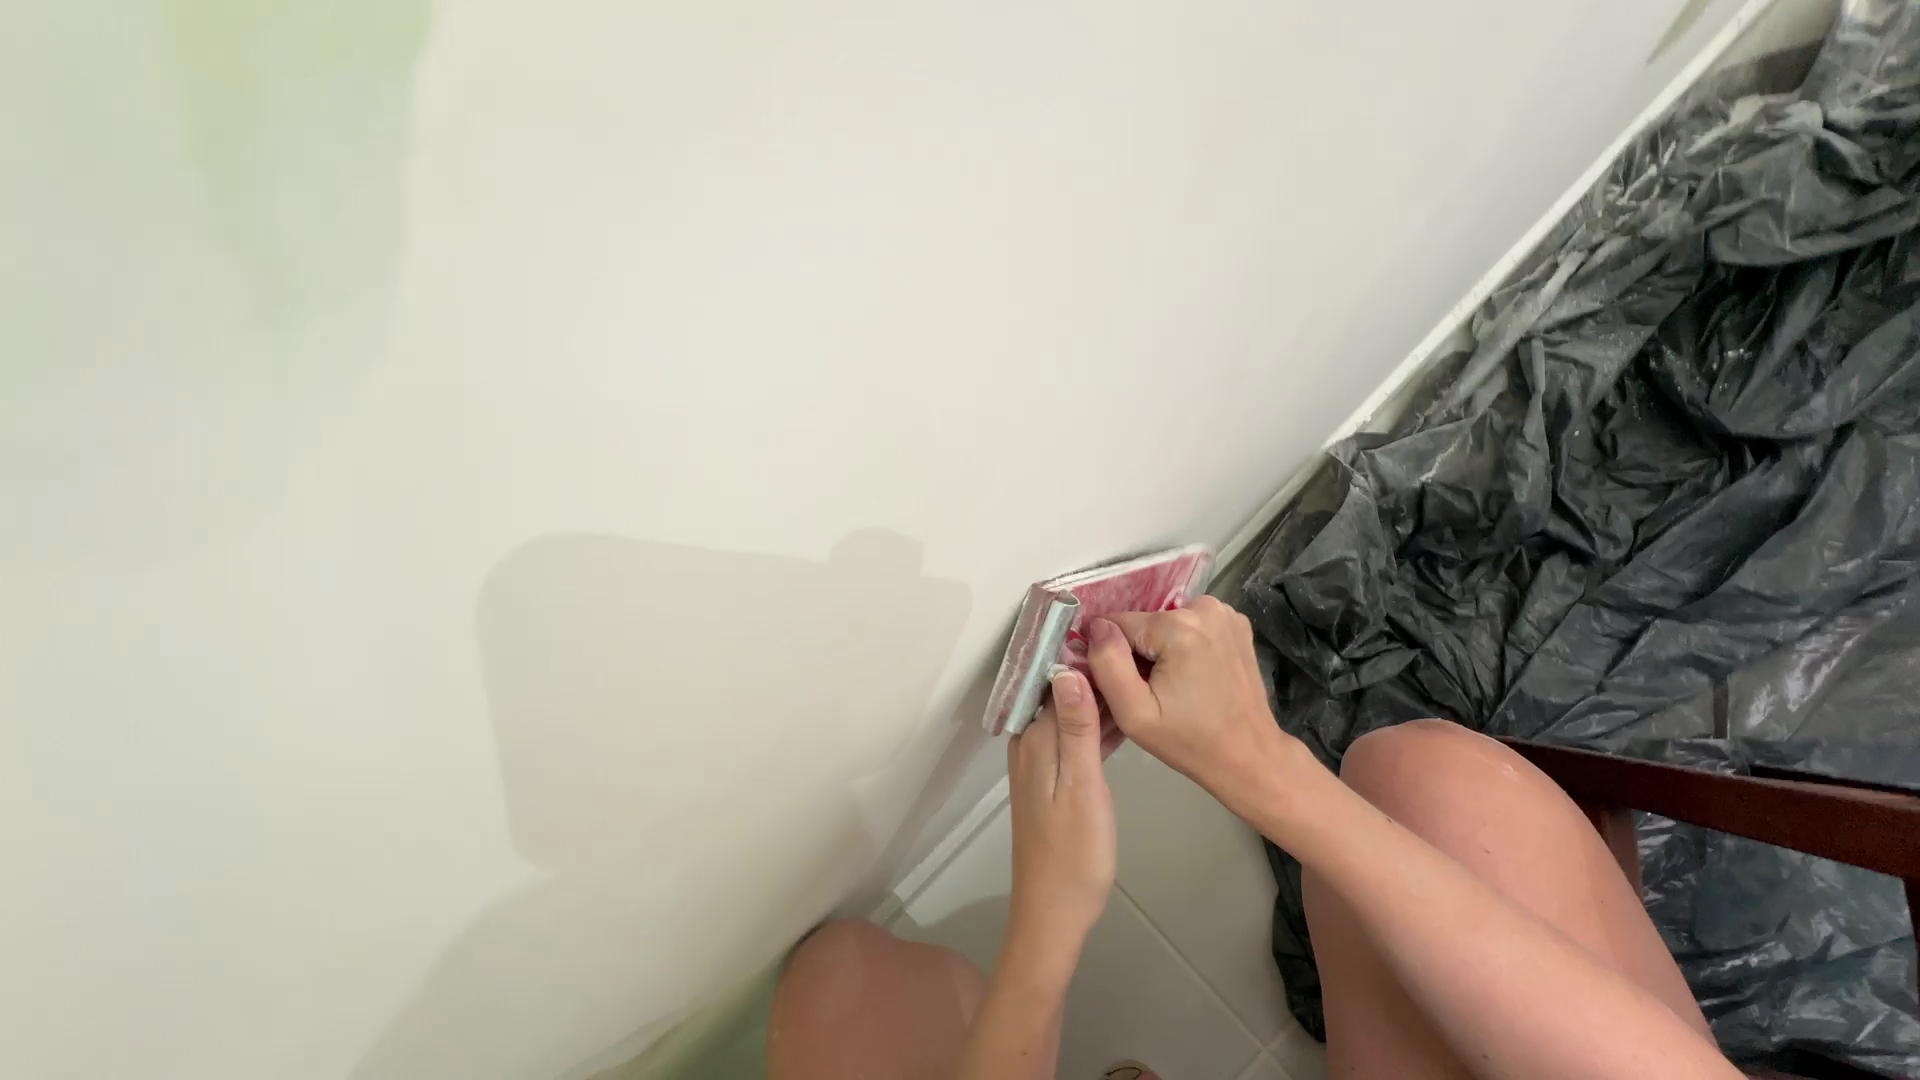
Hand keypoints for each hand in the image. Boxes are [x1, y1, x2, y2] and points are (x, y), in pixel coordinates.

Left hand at [1006, 669, 1115, 950]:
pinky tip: (1125, 719)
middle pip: (1060, 693)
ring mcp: (1039, 761)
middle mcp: (1029, 743)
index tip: (1116, 631)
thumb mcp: (1082, 785)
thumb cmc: (1074, 851)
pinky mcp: (1051, 779)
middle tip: (1137, 649)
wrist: (1055, 911)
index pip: (1054, 679)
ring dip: (1097, 697)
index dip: (1081, 653)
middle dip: (1092, 671)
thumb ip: (1075, 728)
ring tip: (1138, 675)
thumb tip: (1067, 669)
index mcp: (1034, 739)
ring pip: (1068, 714)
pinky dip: (1095, 725)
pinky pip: (1073, 737)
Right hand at [1086, 596, 1294, 814]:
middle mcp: (1204, 608)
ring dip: (1162, 648)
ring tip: (1176, 686)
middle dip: (1140, 652)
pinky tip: (1195, 675)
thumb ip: (1106, 663)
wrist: (1248, 756)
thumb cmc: (1188, 741)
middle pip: (1144, 622)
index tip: (1129, 686)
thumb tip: (1096, 625)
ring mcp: (1225, 613)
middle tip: (1154, 691)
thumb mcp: (1133, 713)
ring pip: (1166, 622)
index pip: (1118, 624)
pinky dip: (1186, 645)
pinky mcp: (1236, 623)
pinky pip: (1191, 625)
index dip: (1114, 655)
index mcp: (1178, 627)